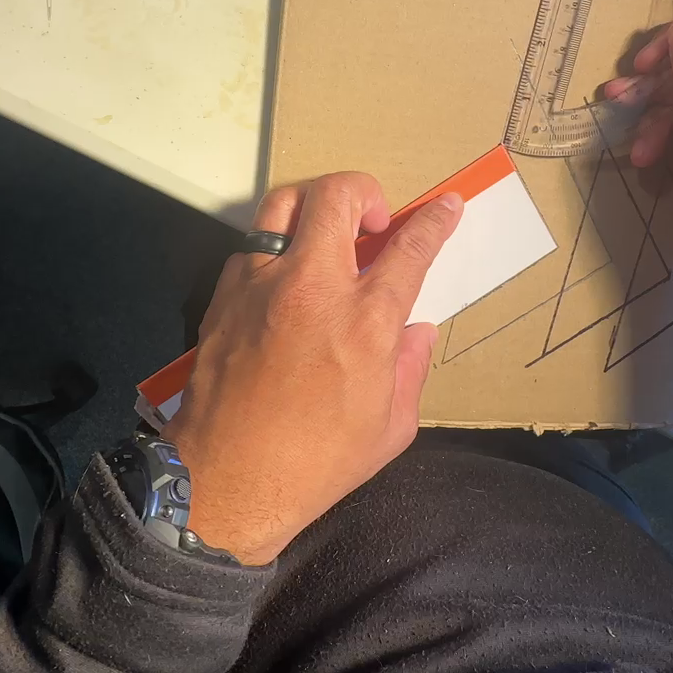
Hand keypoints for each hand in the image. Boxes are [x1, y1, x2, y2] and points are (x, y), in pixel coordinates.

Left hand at [165, 173, 463, 565]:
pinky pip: (253, 244)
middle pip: (338, 195)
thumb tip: (417, 329)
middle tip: (372, 221)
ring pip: (286, 202)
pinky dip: (278, 248)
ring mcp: (261, 283)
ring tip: (325, 234)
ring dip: (315, 206)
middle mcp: (313, 286)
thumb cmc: (317, 462)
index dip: (434, 220)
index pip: (409, 248)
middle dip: (365, 191)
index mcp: (365, 321)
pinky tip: (285, 280)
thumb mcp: (390, 428)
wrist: (226, 481)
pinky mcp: (225, 294)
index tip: (446, 204)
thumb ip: (411, 368)